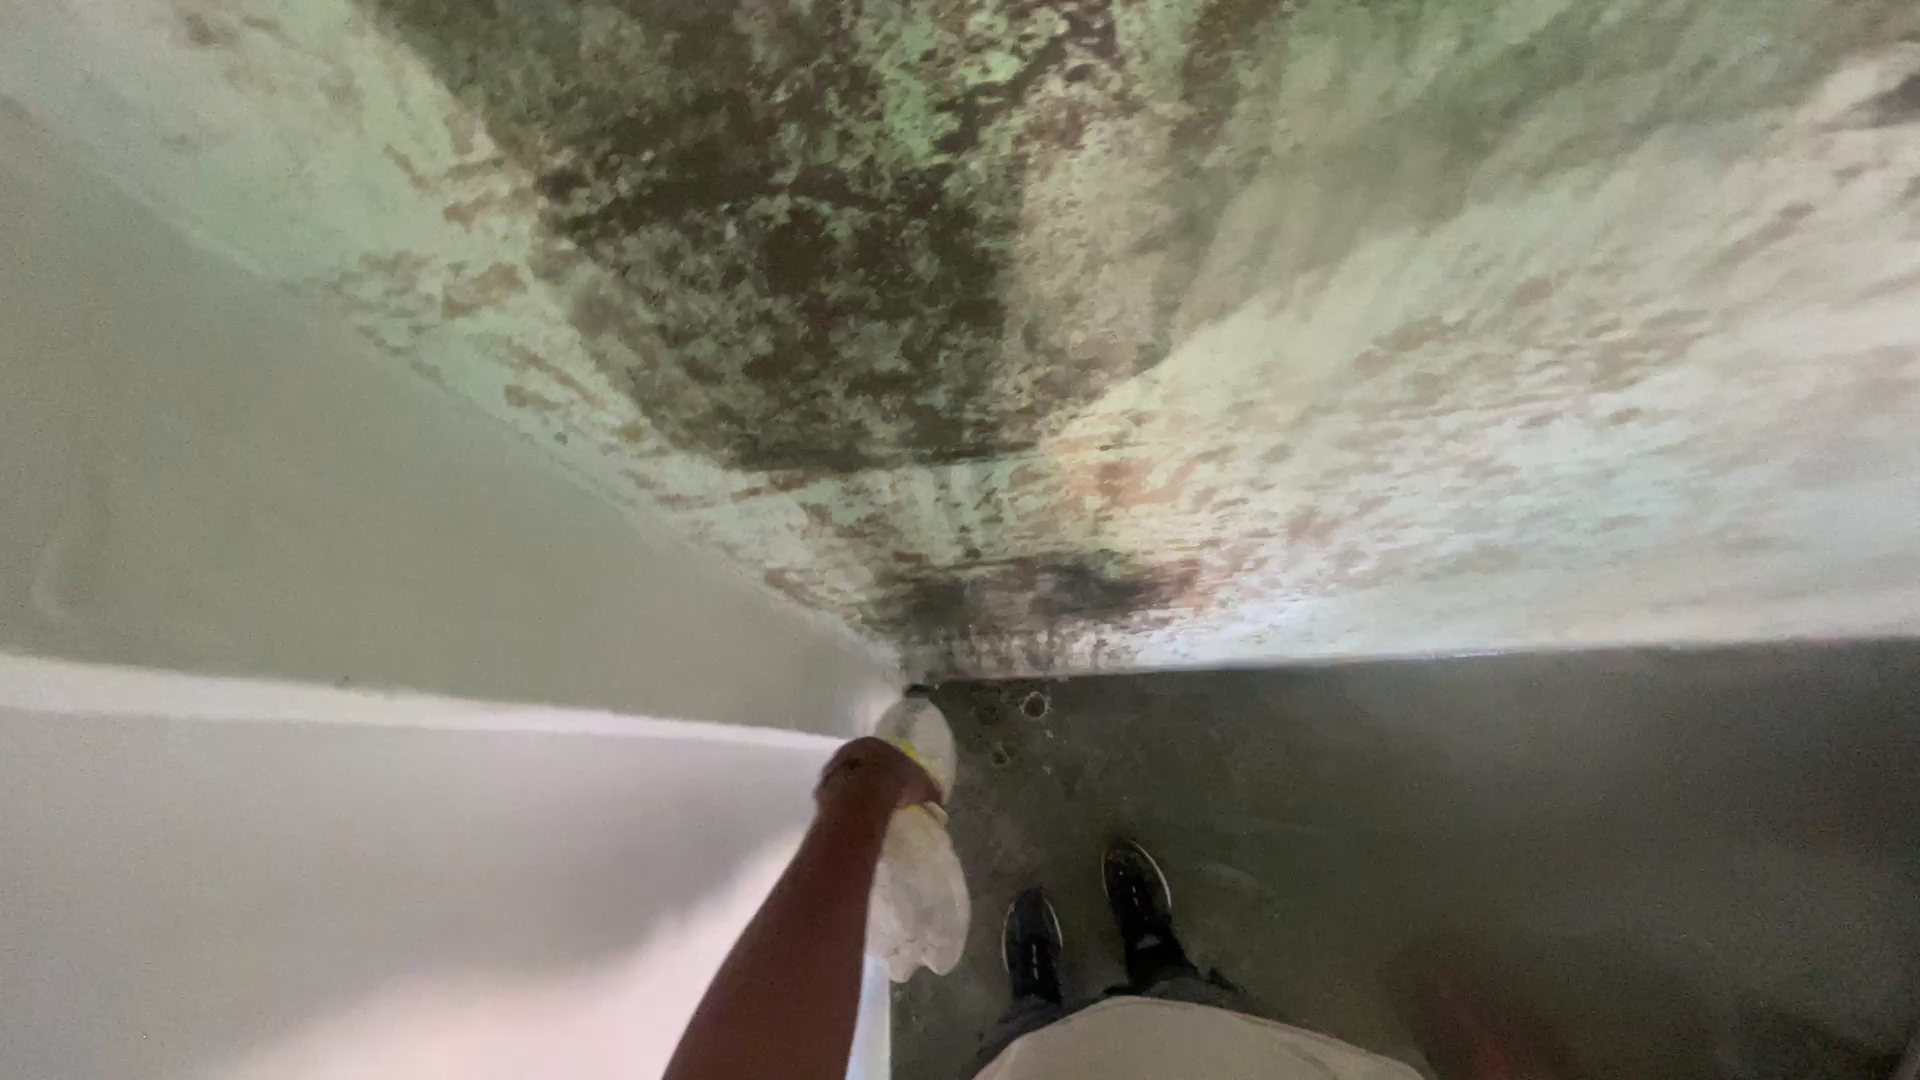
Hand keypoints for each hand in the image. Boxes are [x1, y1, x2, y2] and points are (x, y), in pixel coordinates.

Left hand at [815, 737, 941, 813]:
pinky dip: (841, 806)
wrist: (863, 798)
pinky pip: (833, 798)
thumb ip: (930, 791)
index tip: (892, 781)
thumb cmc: (896, 782)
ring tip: (864, 810)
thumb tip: (939, 801)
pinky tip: (851, 818)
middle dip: (867, 778)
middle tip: (878, 796)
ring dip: (851, 792)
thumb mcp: (922, 785)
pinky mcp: (821, 791)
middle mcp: (848, 751)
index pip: (878, 751)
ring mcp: (831, 770)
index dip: (886, 766)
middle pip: (858, 764)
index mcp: (871, 743)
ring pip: (842, 780)